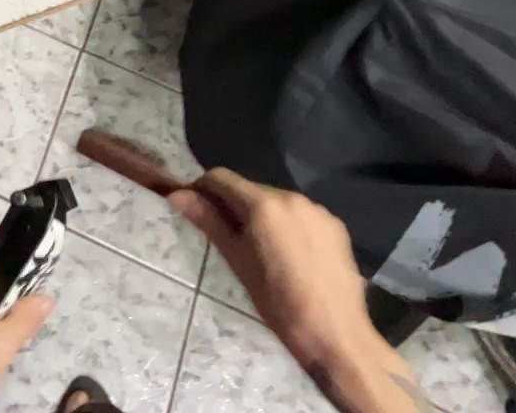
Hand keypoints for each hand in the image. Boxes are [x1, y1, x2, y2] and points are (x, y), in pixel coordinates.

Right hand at [170, 170, 419, 412]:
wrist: (338, 337)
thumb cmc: (278, 303)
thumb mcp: (237, 261)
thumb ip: (208, 221)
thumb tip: (177, 195)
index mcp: (263, 204)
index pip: (221, 177)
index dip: (203, 189)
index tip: (196, 209)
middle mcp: (291, 196)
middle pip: (249, 188)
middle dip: (233, 205)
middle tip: (228, 236)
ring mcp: (317, 210)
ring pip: (275, 201)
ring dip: (261, 214)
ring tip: (261, 247)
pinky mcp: (335, 225)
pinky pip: (300, 214)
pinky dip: (287, 224)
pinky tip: (290, 253)